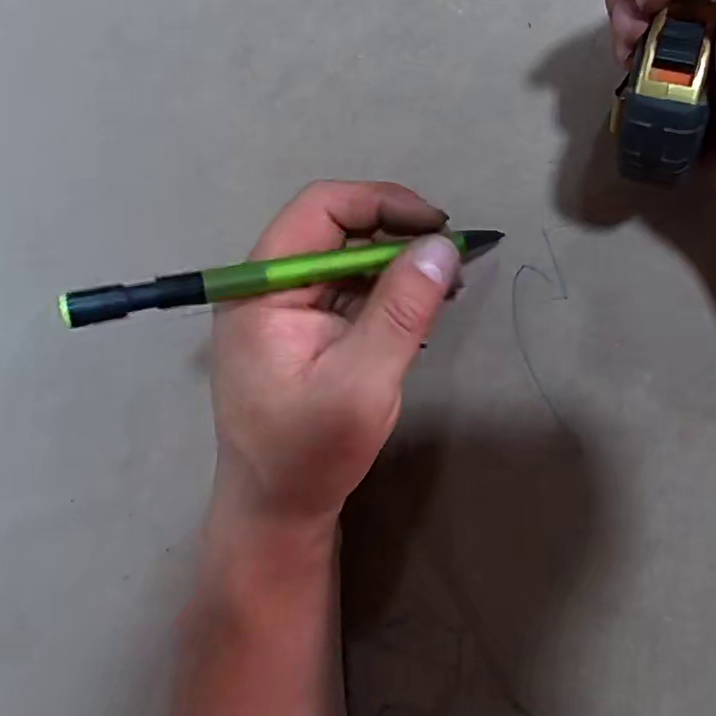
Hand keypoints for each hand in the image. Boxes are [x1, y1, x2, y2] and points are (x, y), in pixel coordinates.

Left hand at [208, 181, 461, 526]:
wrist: (276, 513)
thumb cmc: (309, 454)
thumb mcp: (362, 382)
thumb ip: (402, 310)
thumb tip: (443, 245)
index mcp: (263, 287)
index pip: (321, 209)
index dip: (382, 202)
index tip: (437, 226)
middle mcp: (270, 284)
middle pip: (336, 227)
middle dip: (398, 232)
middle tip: (451, 257)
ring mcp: (287, 305)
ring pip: (349, 255)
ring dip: (399, 261)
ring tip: (447, 282)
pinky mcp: (306, 325)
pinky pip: (351, 286)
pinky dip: (390, 288)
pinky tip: (423, 303)